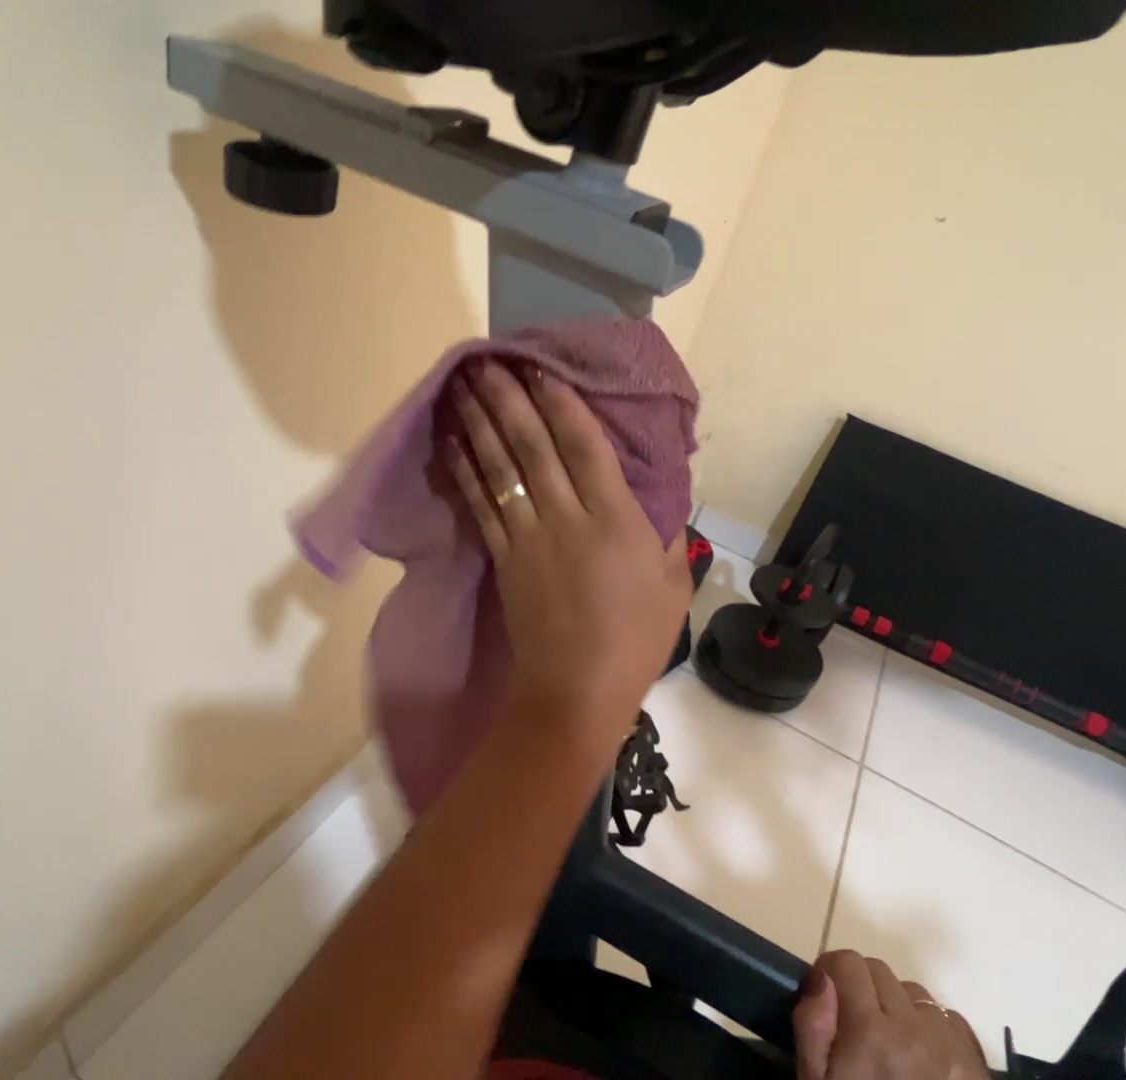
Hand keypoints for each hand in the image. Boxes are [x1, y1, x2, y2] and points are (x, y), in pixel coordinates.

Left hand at [444, 361, 691, 746]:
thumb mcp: (672, 585)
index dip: (561, 404)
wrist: (575, 692)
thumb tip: (659, 493)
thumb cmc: (635, 641)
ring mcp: (527, 538)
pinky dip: (465, 471)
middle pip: (532, 447)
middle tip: (487, 361)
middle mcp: (565, 518)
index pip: (583, 447)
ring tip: (464, 387)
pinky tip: (452, 444)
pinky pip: (480, 505)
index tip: (541, 369)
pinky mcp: (503, 559)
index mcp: (614, 520)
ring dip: (480, 424)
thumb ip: (667, 533)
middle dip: (508, 400)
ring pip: (499, 469)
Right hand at [793, 951, 989, 1079]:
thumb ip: (813, 1028)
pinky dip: (928, 1027)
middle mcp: (915, 1029)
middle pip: (880, 970)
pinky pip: (947, 1018)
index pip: (848, 962)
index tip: (825, 999)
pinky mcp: (976, 1065)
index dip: (829, 972)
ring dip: (895, 1006)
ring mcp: (951, 1047)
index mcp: (870, 1034)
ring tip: (888, 1046)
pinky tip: (919, 1059)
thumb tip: (821, 977)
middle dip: (860, 987)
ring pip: (914, 992)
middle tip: (852, 1026)